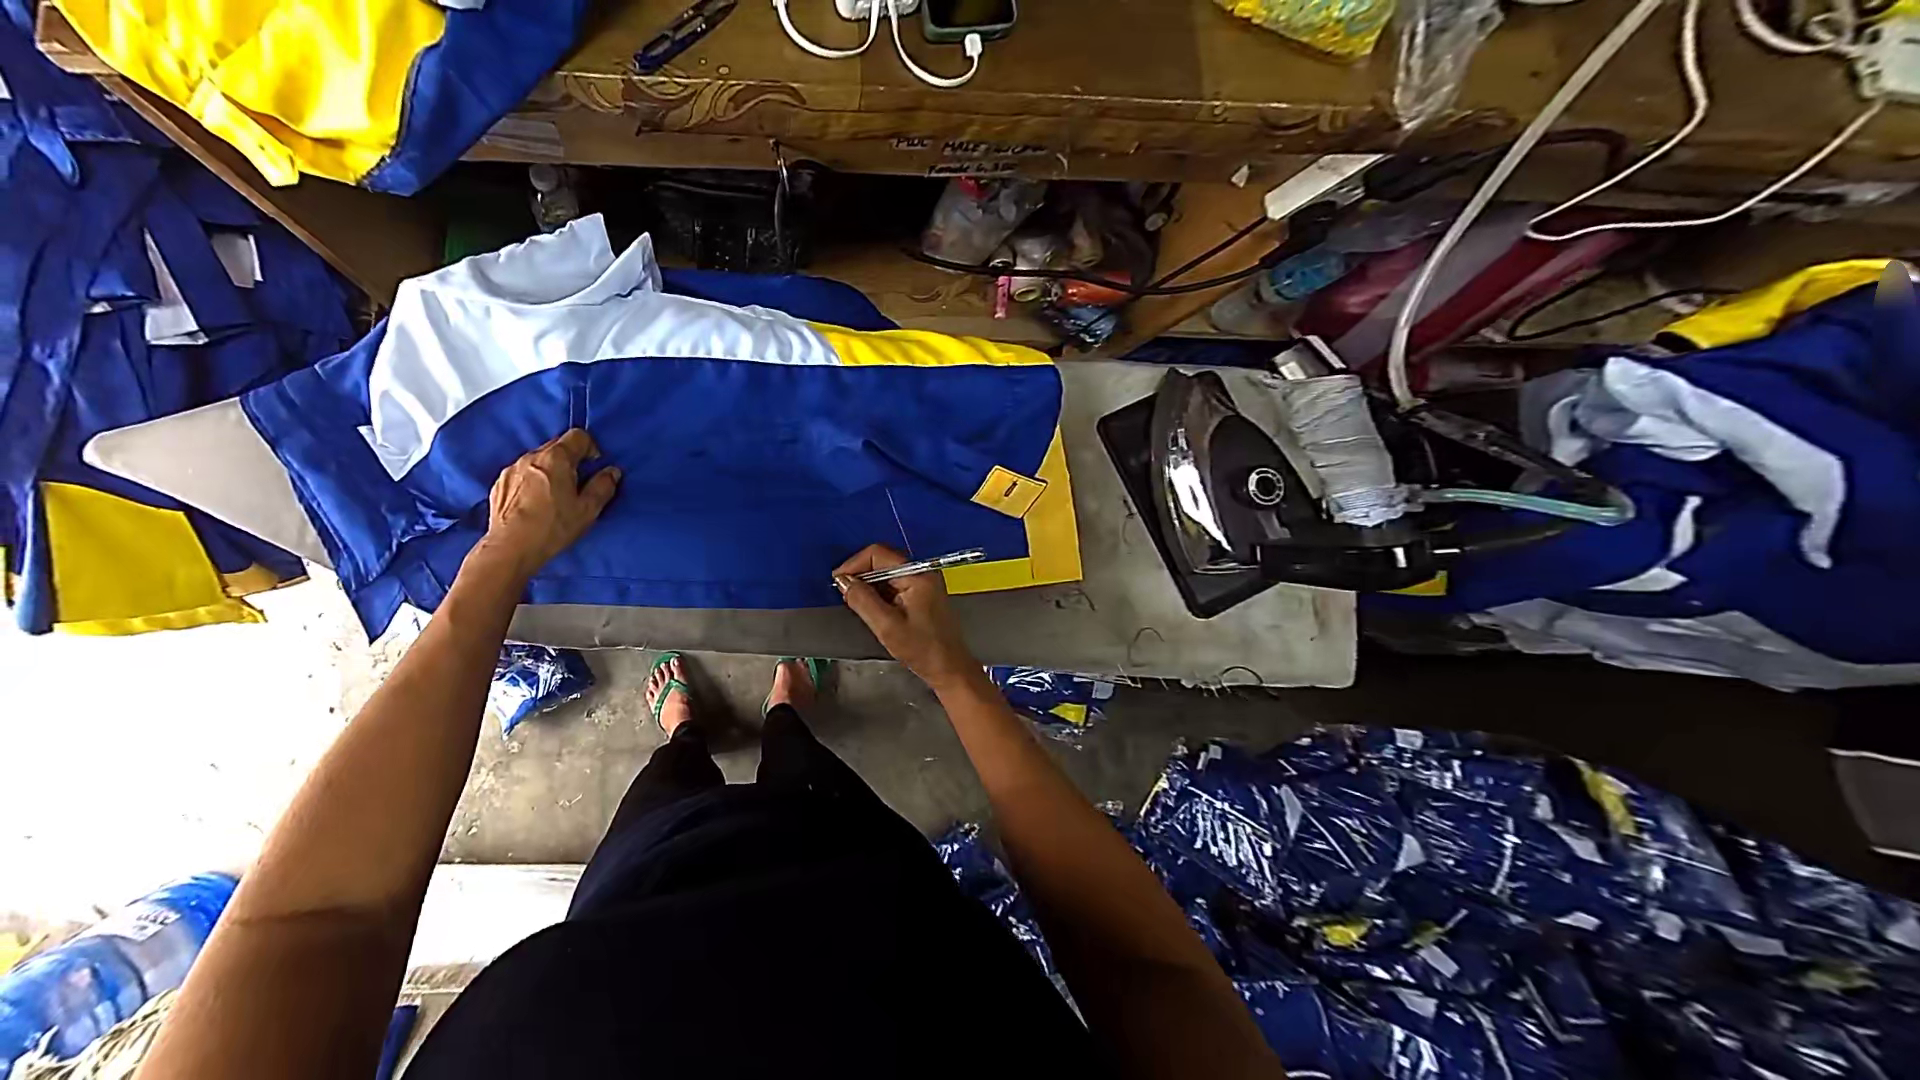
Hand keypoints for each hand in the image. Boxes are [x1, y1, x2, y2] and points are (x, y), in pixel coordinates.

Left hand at [474, 429, 619, 580]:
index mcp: (556, 459)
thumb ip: (603, 486)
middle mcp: (531, 457)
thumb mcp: (588, 509)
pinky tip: (537, 502)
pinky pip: (522, 473)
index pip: (578, 436)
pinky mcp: (500, 484)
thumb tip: (612, 472)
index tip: (594, 466)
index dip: (591, 448)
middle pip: (557, 446)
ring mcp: (512, 469)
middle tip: (579, 484)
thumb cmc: (553, 528)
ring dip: (551, 470)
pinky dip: (533, 481)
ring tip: (557, 495)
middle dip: (571, 459)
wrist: (511, 548)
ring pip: (539, 460)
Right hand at [834, 544, 981, 692]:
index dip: (854, 564)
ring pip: (887, 571)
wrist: (949, 667)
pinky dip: (879, 590)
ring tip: (854, 601)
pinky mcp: (922, 593)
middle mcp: (922, 571)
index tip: (837, 582)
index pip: (878, 553)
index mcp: (917, 574)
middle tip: (843, 592)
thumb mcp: (886, 626)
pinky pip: (895, 583)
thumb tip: (842, 580)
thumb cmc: (921, 648)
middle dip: (860, 573)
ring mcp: (924, 581)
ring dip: (868, 583)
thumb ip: (862, 600)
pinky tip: (871, 606)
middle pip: (883, 559)